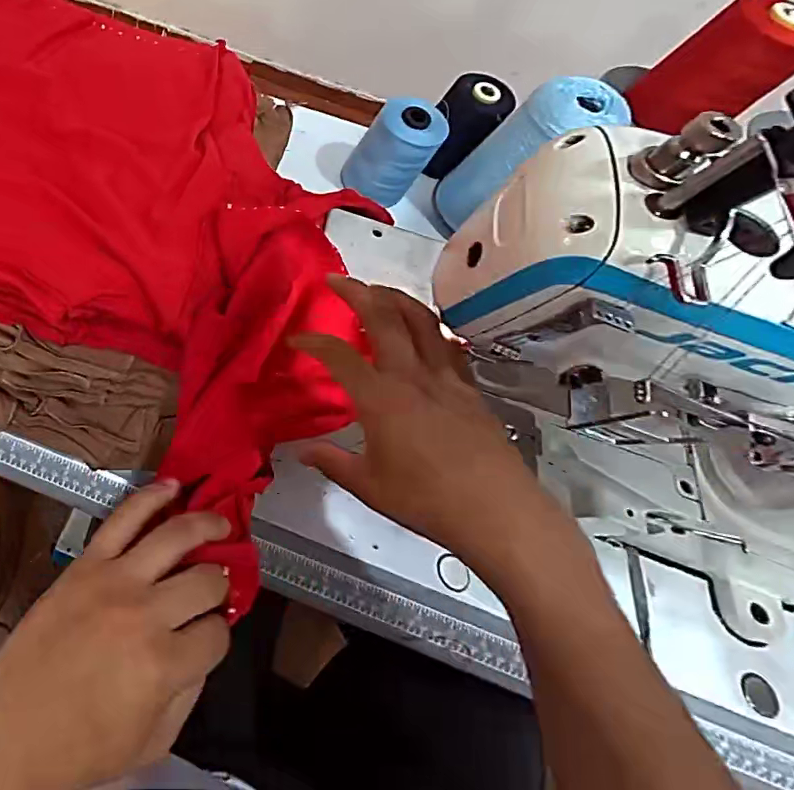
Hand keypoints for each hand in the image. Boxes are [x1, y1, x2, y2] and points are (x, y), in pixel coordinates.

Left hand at [0, 480, 231, 789]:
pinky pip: (124, 518)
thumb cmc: (78, 747)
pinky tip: (172, 488)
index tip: (213, 633)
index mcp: (163, 665)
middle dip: (221, 582)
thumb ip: (189, 693)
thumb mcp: (151, 741)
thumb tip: (204, 646)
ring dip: (206, 525)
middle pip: (205, 580)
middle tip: (218, 584)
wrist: (7, 730)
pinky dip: (151, 497)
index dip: (221, 633)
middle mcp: (145, 614)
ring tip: (221, 523)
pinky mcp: (86, 563)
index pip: (218, 633)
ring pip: (175, 536)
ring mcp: (114, 580)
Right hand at [290, 275, 529, 557]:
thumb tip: (304, 452)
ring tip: (377, 291)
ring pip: (421, 320)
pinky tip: (425, 329)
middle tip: (336, 280)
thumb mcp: (369, 486)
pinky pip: (448, 343)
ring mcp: (445, 377)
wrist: (497, 511)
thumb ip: (333, 462)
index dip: (313, 342)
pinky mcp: (469, 387)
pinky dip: (431, 326)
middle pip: (383, 317)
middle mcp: (412, 376)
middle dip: (356, 292)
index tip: (296, 338)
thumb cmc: (428, 501)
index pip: (339, 356)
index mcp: (381, 398)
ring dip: (395, 298)